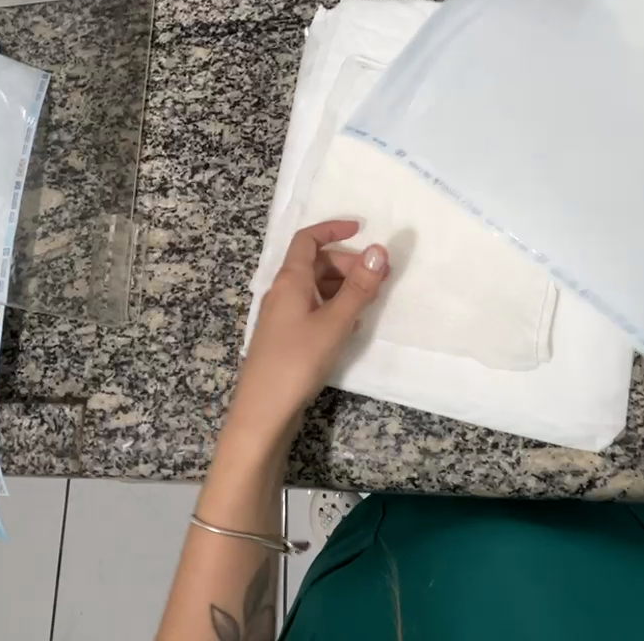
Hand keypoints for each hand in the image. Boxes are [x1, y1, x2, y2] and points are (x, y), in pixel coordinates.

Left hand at [225, 220, 388, 449]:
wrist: (263, 413)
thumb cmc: (297, 362)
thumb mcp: (335, 323)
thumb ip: (358, 288)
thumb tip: (379, 249)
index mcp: (290, 280)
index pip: (307, 239)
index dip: (332, 229)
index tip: (361, 229)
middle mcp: (283, 292)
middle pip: (315, 263)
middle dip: (348, 263)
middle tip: (380, 276)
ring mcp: (283, 315)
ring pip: (316, 287)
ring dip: (343, 286)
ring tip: (371, 299)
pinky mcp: (287, 337)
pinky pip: (313, 308)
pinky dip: (334, 307)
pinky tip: (352, 325)